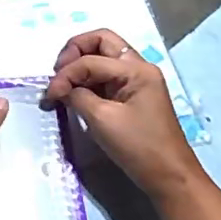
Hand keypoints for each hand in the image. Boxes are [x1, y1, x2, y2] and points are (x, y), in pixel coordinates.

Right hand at [42, 29, 204, 202]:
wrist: (170, 177)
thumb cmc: (139, 147)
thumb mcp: (102, 120)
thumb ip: (78, 97)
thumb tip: (60, 89)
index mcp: (136, 69)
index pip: (91, 60)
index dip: (66, 74)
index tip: (50, 95)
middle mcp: (138, 67)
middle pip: (101, 42)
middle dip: (75, 51)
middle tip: (58, 72)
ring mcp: (136, 81)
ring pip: (104, 56)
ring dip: (81, 64)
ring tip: (63, 84)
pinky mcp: (132, 96)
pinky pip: (106, 76)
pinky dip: (88, 79)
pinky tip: (74, 93)